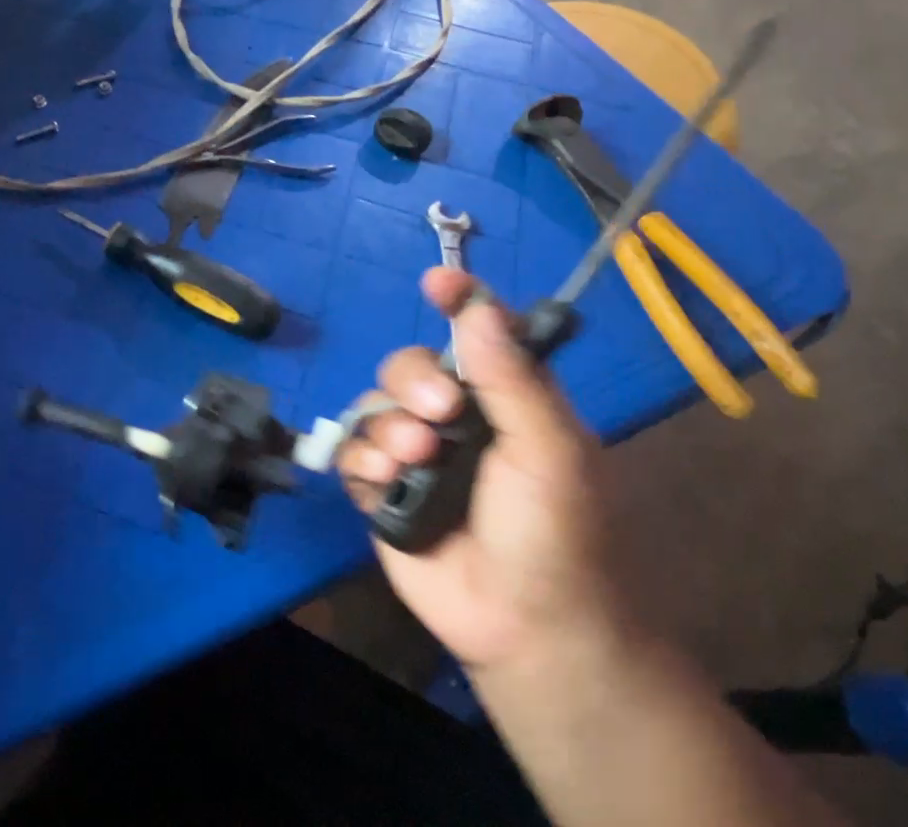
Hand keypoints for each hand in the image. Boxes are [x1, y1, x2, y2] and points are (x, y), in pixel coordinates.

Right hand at [338, 269, 628, 671]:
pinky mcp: (381, 492)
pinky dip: (363, 460)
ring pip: (373, 406)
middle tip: (440, 416)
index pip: (477, 336)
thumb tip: (476, 305)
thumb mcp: (548, 449)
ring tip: (414, 462)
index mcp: (508, 401)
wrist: (524, 624)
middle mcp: (457, 421)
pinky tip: (386, 482)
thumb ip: (510, 378)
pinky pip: (352, 453)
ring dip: (388, 426)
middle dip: (413, 382)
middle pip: (409, 367)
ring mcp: (415, 457)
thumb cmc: (556, 533)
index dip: (458, 303)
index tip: (438, 282)